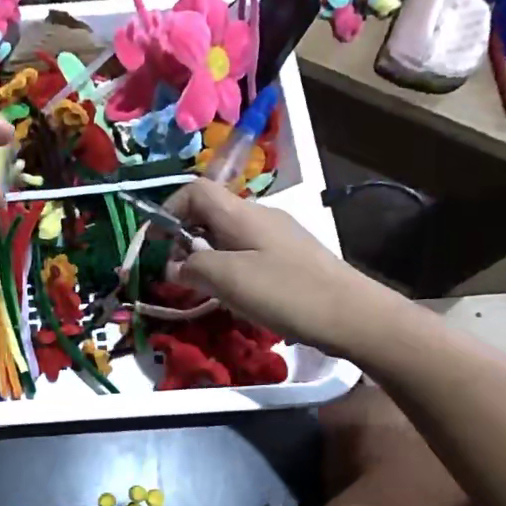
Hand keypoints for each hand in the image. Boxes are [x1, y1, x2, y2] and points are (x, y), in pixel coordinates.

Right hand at [162, 179, 403, 353]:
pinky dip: (231, 271)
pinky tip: (239, 299)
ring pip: (228, 238)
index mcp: (240, 213)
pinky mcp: (291, 258)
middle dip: (185, 242)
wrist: (352, 314)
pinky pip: (248, 255)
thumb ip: (193, 267)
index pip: (194, 191)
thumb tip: (174, 265)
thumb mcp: (229, 279)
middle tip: (179, 277)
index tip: (154, 246)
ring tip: (207, 293)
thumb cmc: (287, 292)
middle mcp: (259, 216)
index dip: (167, 212)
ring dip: (208, 260)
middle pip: (210, 214)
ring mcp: (278, 236)